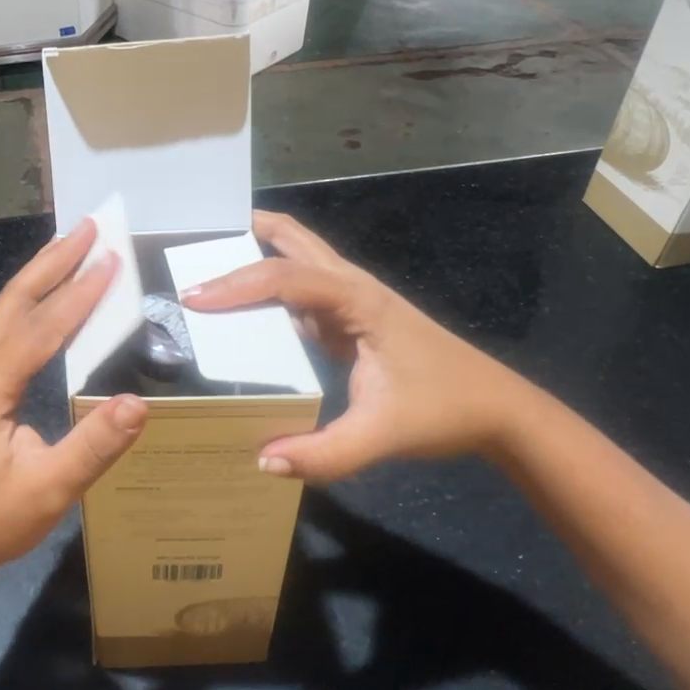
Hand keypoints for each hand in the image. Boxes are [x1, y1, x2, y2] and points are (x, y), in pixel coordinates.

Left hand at [0, 219, 148, 574]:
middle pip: (16, 301)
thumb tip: (139, 403)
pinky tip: (51, 286)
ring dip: (42, 271)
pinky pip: (7, 322)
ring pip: (8, 306)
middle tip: (89, 226)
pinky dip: (33, 295)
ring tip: (73, 241)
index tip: (110, 262)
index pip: (40, 328)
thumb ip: (93, 445)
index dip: (78, 294)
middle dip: (54, 261)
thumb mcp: (51, 488)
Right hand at [179, 211, 533, 482]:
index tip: (192, 298)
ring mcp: (352, 299)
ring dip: (258, 252)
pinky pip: (302, 289)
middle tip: (200, 240)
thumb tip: (264, 459)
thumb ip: (326, 452)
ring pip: (298, 256)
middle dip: (246, 230)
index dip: (236, 285)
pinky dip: (270, 286)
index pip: (285, 277)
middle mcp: (351, 286)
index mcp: (357, 300)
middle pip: (293, 238)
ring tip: (211, 263)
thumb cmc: (443, 410)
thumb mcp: (383, 435)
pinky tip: (247, 308)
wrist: (497, 409)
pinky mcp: (351, 318)